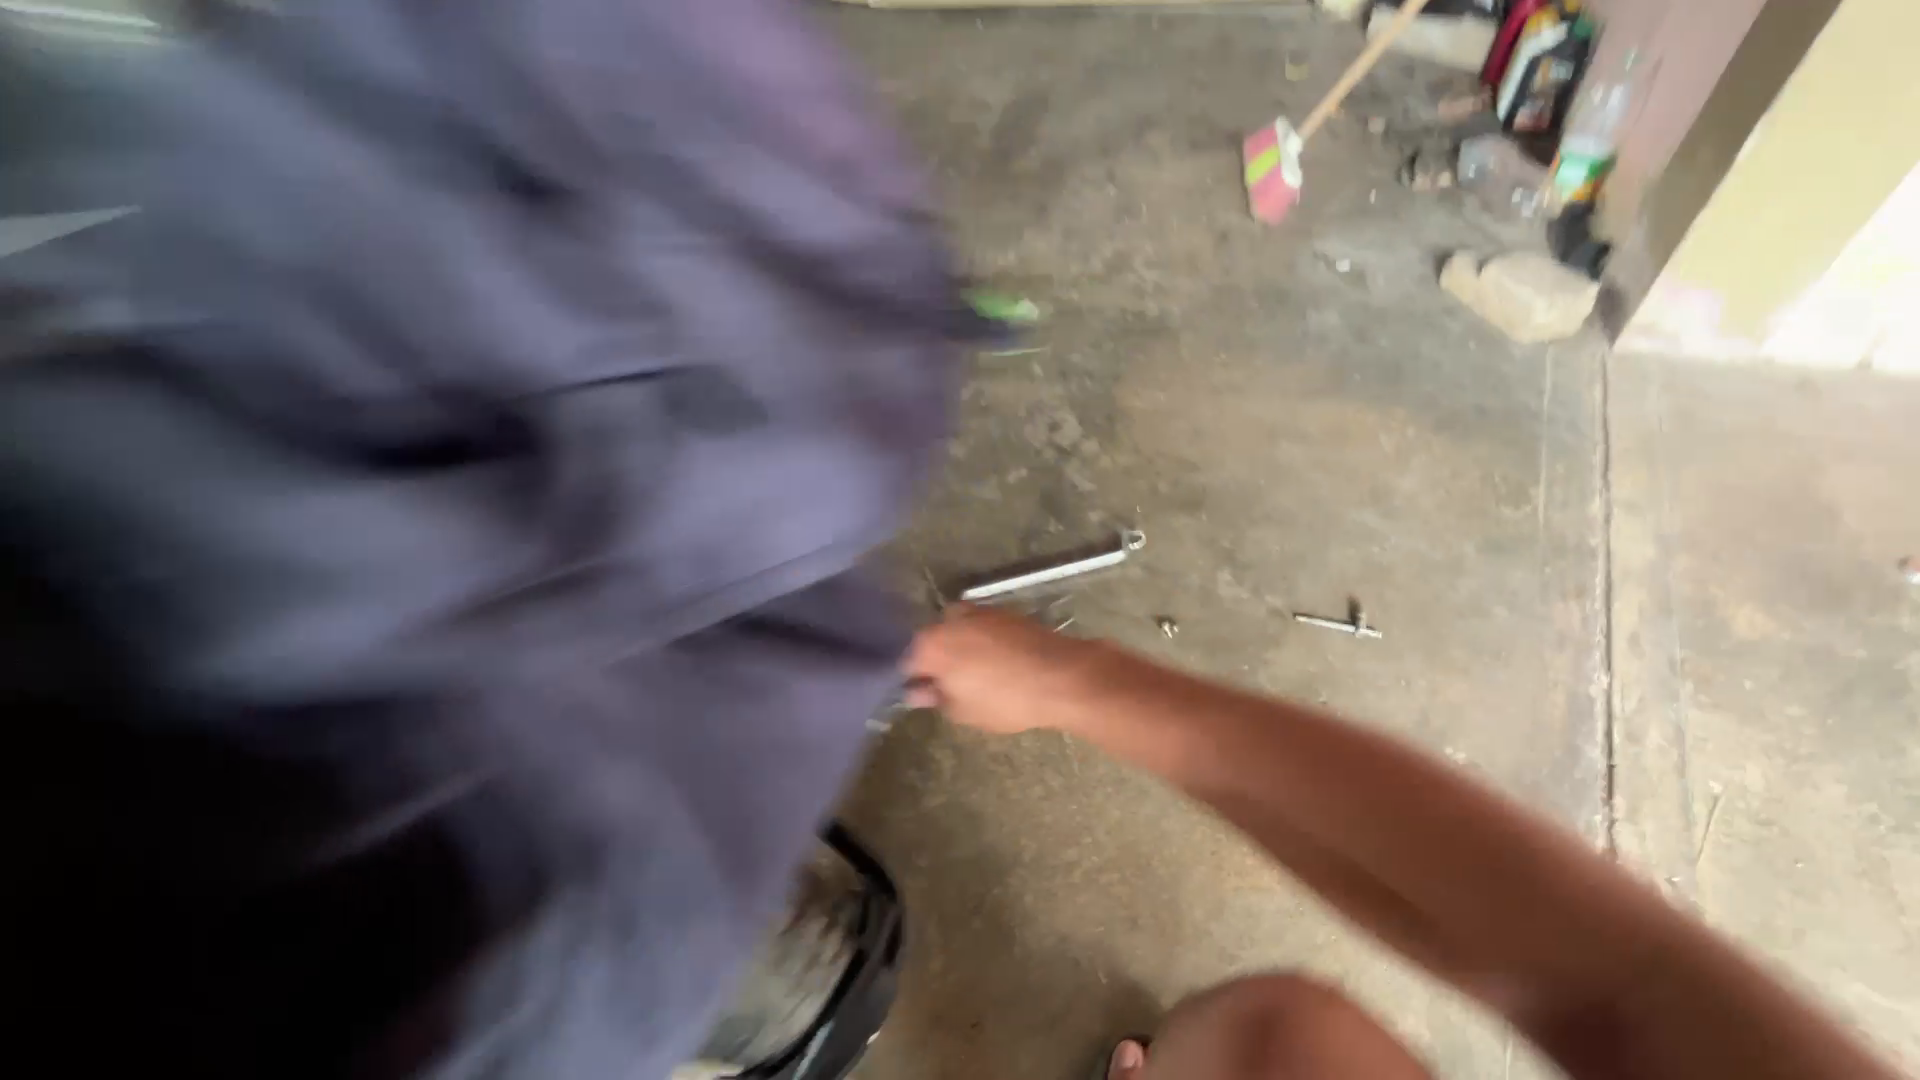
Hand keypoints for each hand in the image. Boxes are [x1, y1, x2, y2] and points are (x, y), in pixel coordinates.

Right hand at [903, 604, 1115, 734]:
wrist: (1062, 676)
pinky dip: (981, 640)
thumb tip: (917, 691)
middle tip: (948, 685)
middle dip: (935, 659)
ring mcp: (979, 611)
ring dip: (959, 646)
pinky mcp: (1005, 611)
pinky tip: (996, 661)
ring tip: (975, 674)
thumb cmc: (1006, 700)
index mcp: (931, 645)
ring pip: (956, 629)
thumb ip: (935, 698)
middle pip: (931, 641)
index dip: (911, 680)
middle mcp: (949, 620)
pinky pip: (981, 626)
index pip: (905, 662)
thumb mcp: (964, 711)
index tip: (921, 694)